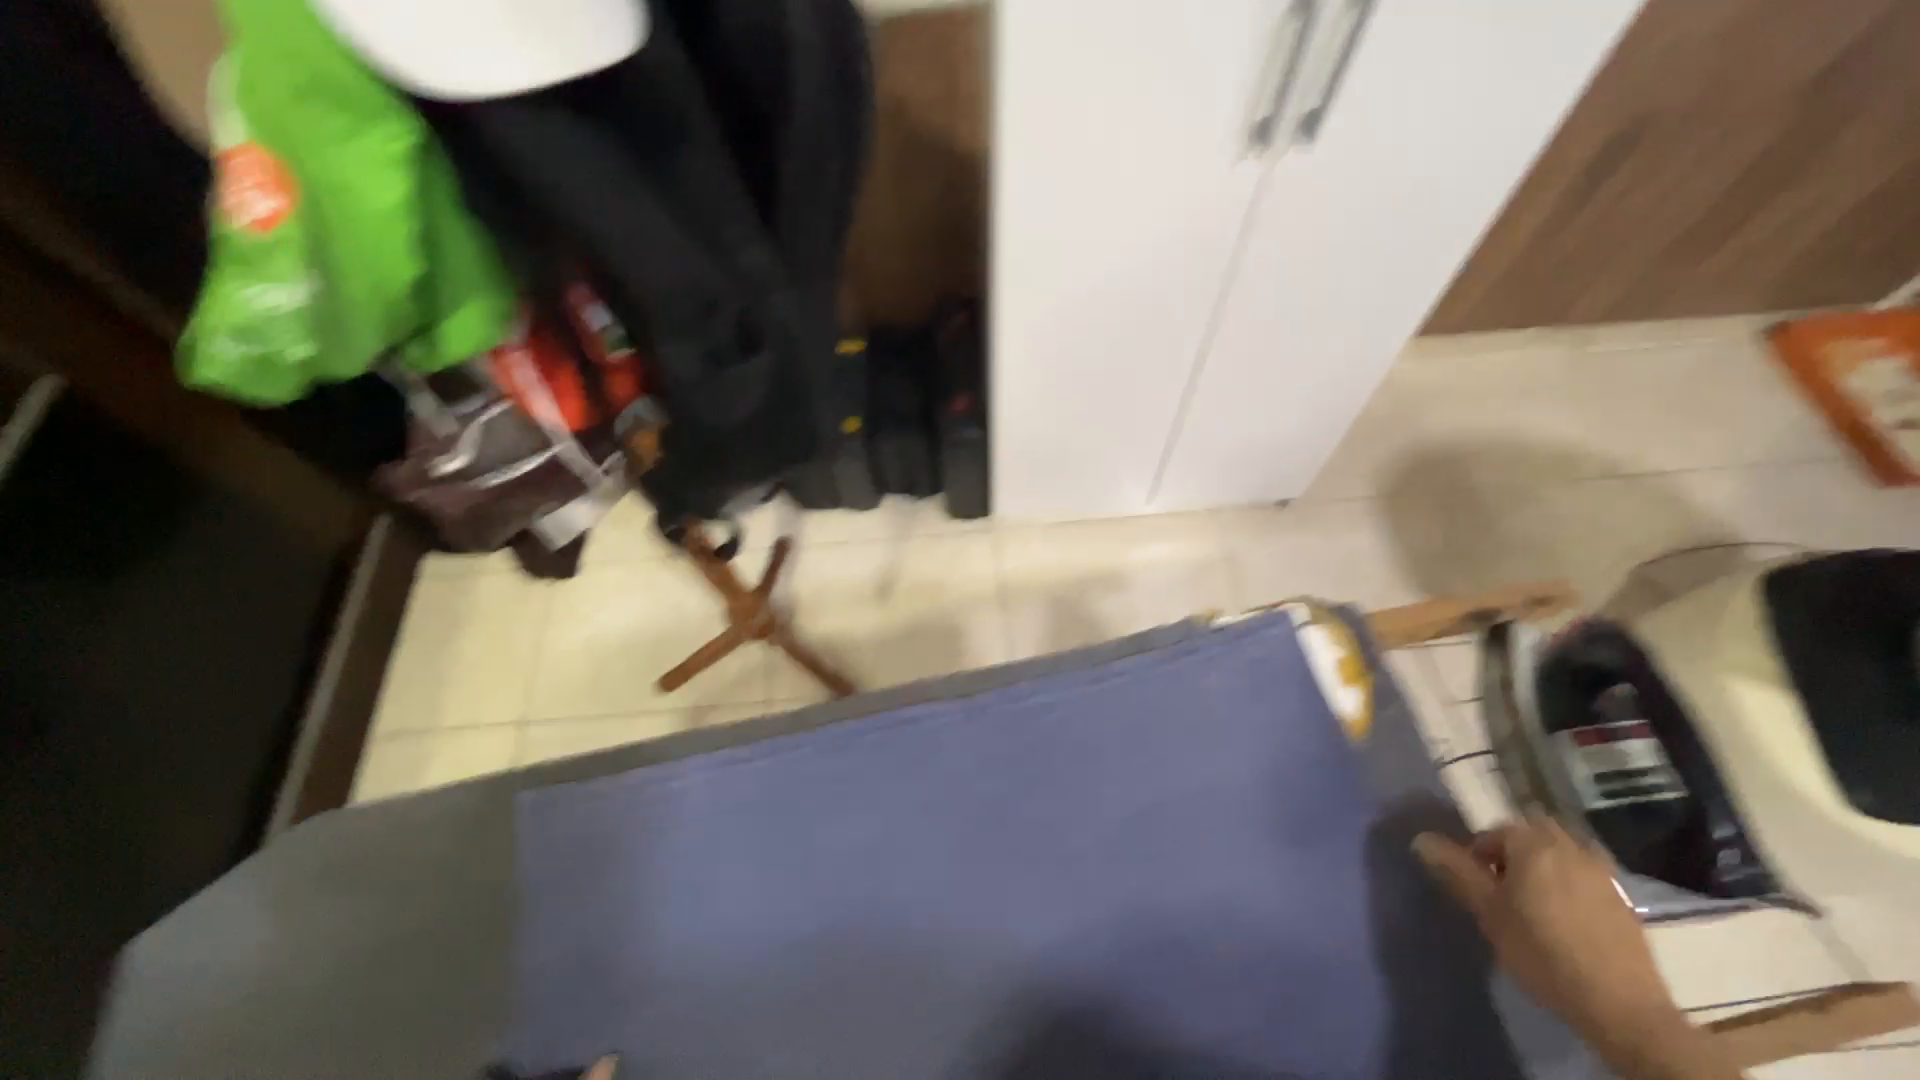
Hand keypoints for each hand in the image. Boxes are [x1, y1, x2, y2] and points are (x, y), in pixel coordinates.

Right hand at [1414, 817, 1739, 1078]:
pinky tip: (1566, 917)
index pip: (1495, 832)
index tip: (1475, 887)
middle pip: (1532, 833)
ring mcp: (1602, 872)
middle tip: (1502, 888)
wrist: (1619, 1003)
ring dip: (1544, 864)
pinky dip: (1570, 883)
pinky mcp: (1622, 898)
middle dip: (1513, 851)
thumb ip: (1456, 871)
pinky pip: (1586, 874)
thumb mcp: (1488, 912)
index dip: (1478, 855)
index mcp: (1533, 844)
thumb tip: (1420, 838)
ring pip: (1562, 851)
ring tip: (1533, 901)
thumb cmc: (1541, 952)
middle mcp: (1570, 847)